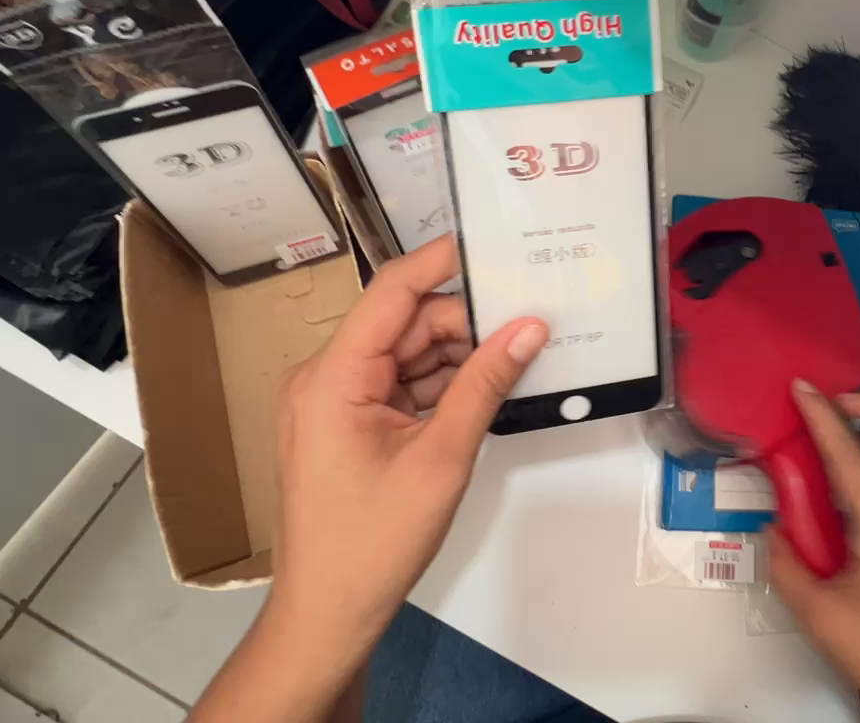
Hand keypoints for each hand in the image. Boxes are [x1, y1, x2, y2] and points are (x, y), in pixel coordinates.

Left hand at [266, 234, 546, 658]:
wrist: (329, 616)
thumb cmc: (375, 541)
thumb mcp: (441, 457)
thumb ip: (486, 384)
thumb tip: (531, 327)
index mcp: (333, 376)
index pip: (391, 292)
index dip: (442, 260)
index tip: (495, 243)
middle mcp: (327, 376)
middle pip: (408, 325)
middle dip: (467, 325)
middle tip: (531, 321)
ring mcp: (337, 399)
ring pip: (411, 353)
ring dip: (461, 357)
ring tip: (520, 356)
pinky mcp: (352, 420)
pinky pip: (405, 382)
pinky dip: (445, 384)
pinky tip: (489, 387)